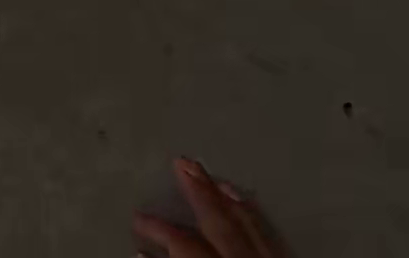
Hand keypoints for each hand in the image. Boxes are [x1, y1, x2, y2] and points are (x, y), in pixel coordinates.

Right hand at [133, 158, 283, 257]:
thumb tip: (142, 253)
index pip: (181, 240)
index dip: (156, 227)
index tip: (137, 218)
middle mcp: (243, 257)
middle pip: (217, 218)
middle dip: (196, 189)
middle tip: (179, 159)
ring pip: (246, 220)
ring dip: (224, 195)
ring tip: (207, 171)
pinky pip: (270, 233)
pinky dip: (254, 212)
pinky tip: (242, 199)